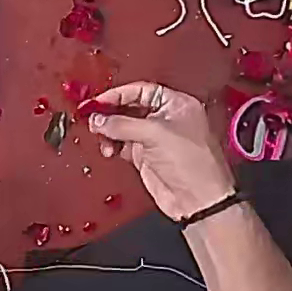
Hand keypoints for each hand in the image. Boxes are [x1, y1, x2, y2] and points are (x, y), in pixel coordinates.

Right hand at [87, 82, 237, 220]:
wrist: (198, 200)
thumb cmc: (194, 164)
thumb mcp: (155, 134)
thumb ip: (123, 124)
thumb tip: (99, 118)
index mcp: (176, 104)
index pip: (142, 90)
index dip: (119, 94)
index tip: (99, 102)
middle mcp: (166, 119)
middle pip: (130, 107)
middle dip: (111, 113)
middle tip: (94, 117)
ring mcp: (155, 138)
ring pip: (124, 127)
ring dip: (109, 131)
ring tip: (101, 136)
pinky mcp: (146, 156)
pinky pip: (123, 144)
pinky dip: (112, 145)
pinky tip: (108, 149)